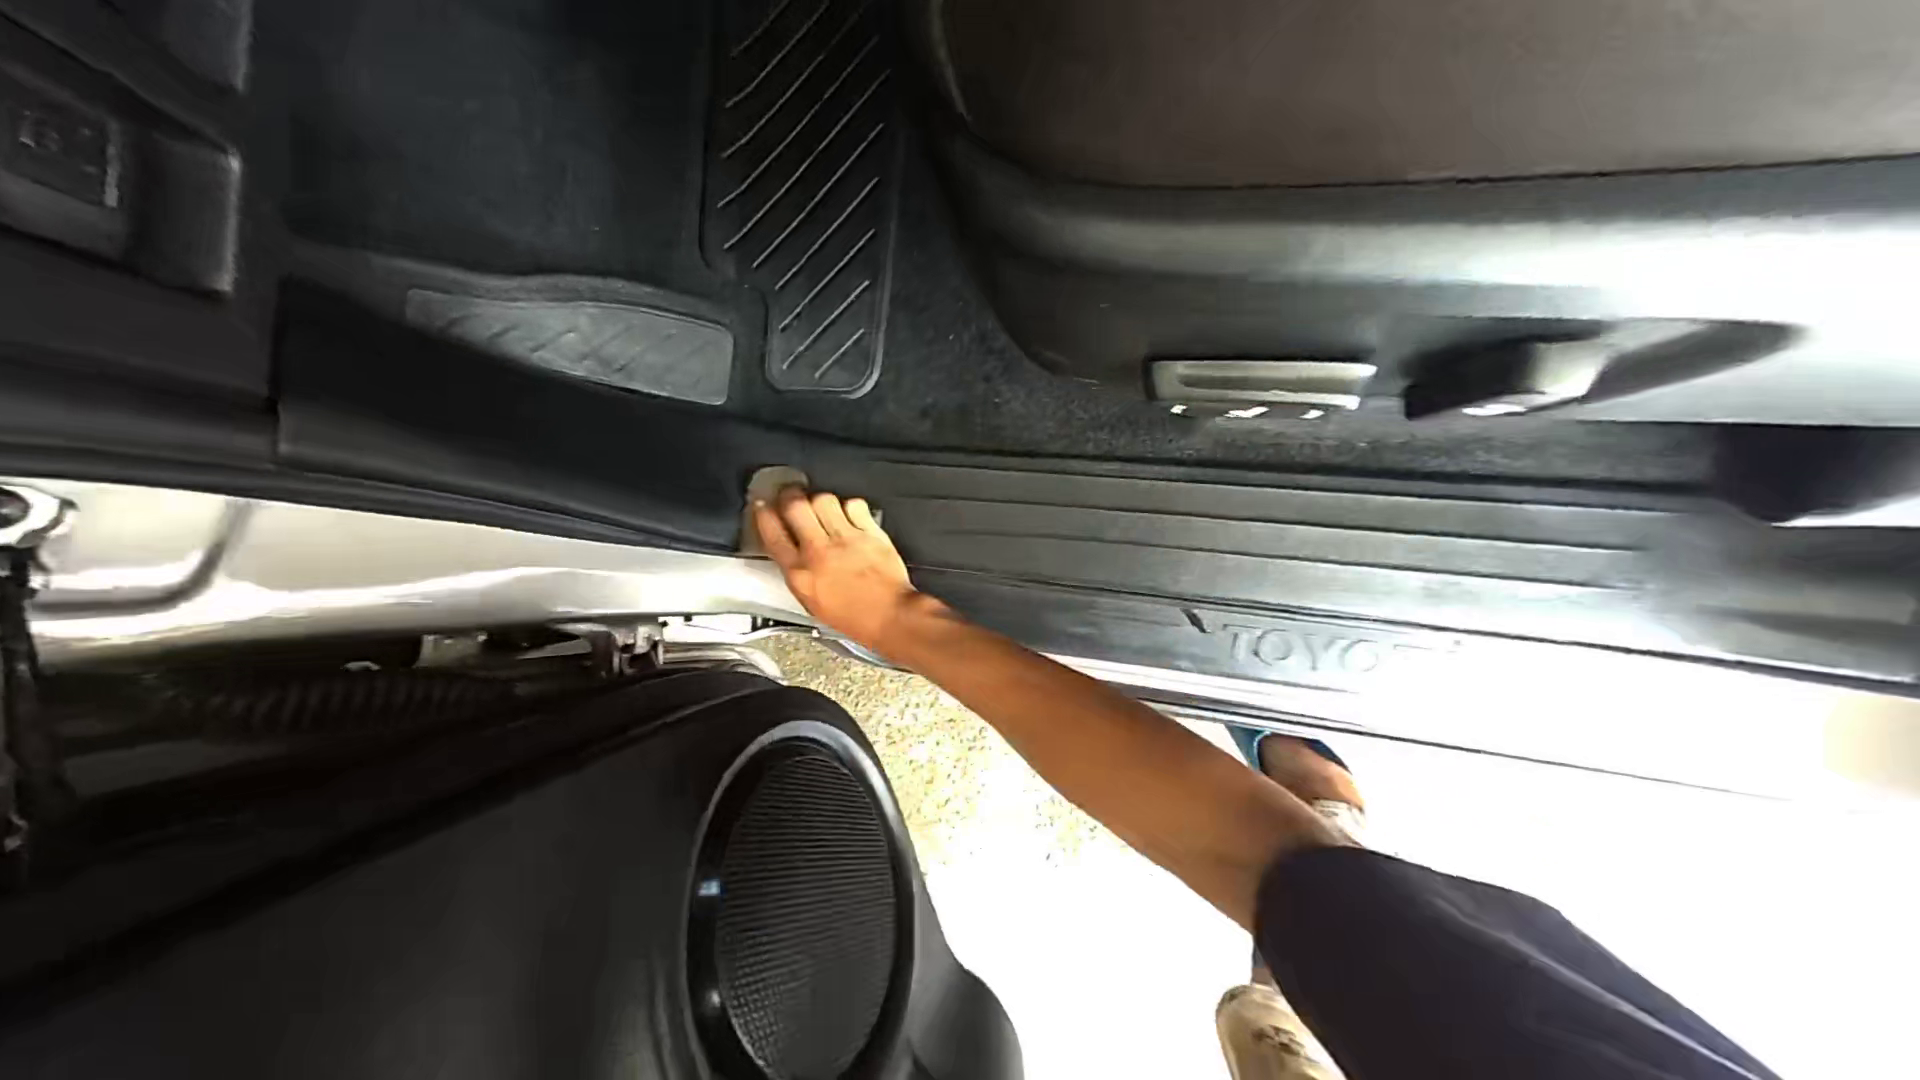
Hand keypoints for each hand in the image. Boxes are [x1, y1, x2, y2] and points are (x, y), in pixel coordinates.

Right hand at [752, 486, 934, 652]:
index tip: (763, 506)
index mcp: (800, 574)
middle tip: (790, 494)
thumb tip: (790, 551)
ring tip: (822, 506)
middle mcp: (820, 552)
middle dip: (789, 495)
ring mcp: (846, 539)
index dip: (764, 514)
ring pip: (823, 500)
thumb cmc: (854, 616)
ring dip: (819, 499)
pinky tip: (850, 514)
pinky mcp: (871, 533)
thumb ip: (798, 572)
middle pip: (794, 506)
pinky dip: (850, 506)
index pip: (772, 534)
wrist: (890, 616)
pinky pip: (854, 505)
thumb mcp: (811, 601)